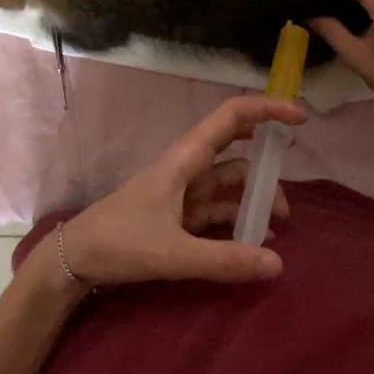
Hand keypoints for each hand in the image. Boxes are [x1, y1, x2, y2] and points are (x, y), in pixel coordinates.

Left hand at [58, 96, 302, 286]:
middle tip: (287, 209)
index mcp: (184, 159)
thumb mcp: (172, 254)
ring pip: (228, 187)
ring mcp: (181, 194)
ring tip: (275, 233)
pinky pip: (216, 212)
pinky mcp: (176, 218)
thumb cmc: (119, 242)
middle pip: (236, 156)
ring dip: (252, 203)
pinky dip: (237, 223)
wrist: (74, 260)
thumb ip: (224, 260)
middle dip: (265, 175)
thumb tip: (278, 263)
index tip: (299, 119)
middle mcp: (186, 169)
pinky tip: (253, 245)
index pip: (231, 118)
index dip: (266, 110)